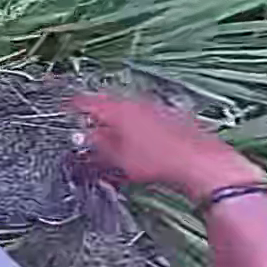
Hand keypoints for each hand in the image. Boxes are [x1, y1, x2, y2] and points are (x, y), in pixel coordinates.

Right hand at [73, 94, 264, 199]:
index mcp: (119, 110)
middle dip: (95, 113)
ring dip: (115, 119)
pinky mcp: (171, 117)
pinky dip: (135, 124)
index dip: (73, 106)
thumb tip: (85, 137)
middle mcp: (137, 103)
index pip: (87, 102)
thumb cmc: (161, 161)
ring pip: (127, 109)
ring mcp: (156, 108)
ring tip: (109, 135)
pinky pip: (144, 116)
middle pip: (108, 103)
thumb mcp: (117, 158)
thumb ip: (97, 144)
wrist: (201, 164)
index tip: (64, 109)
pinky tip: (137, 141)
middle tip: (84, 122)